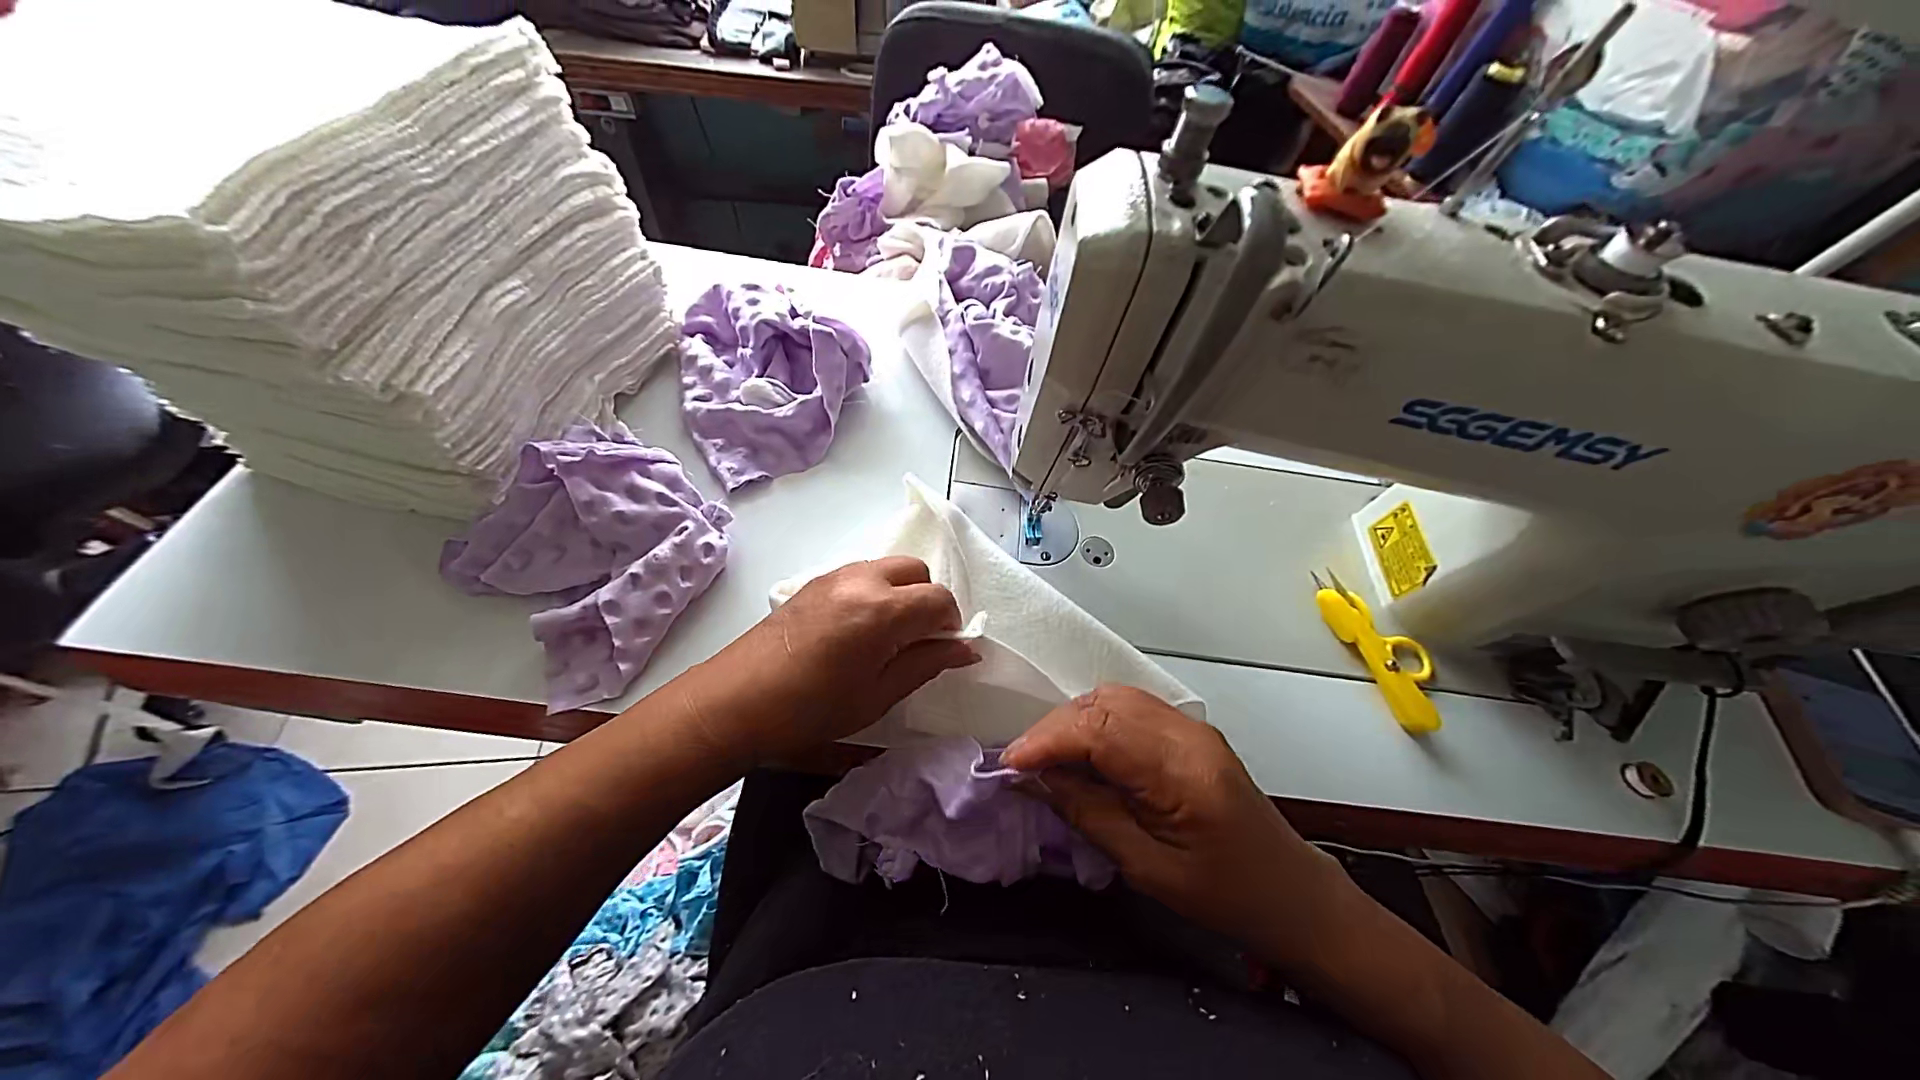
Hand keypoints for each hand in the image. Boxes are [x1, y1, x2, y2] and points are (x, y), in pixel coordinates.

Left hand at [679, 557, 978, 765]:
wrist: (735, 701)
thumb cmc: (811, 709)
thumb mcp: (878, 695)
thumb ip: (926, 664)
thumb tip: (964, 650)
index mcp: (883, 610)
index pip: (939, 599)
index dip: (950, 625)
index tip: (943, 651)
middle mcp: (862, 580)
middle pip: (917, 571)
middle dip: (928, 601)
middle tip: (917, 641)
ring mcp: (834, 576)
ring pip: (889, 567)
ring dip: (902, 593)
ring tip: (887, 637)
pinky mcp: (814, 582)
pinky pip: (862, 574)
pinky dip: (875, 592)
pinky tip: (858, 630)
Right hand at [1002, 685, 1346, 957]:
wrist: (1291, 893)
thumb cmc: (1226, 895)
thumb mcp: (1147, 868)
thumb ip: (1088, 813)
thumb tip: (1035, 779)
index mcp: (1183, 771)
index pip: (1100, 729)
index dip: (1047, 740)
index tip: (1010, 764)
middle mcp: (1188, 734)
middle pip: (1103, 704)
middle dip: (1053, 729)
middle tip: (1023, 766)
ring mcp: (1191, 727)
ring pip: (1113, 698)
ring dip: (1071, 722)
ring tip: (1047, 761)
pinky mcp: (1188, 731)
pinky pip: (1129, 708)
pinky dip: (1094, 723)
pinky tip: (1081, 754)